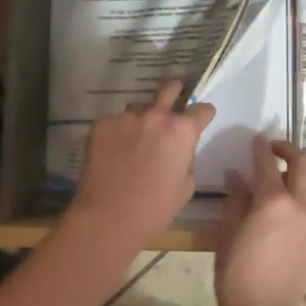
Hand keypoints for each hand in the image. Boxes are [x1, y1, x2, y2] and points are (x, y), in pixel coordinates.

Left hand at [67, 79, 215, 249]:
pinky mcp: (101, 124)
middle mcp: (156, 116)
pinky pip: (114, 122)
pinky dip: (117, 134)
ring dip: (141, 119)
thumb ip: (187, 157)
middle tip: (171, 100)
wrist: (108, 217)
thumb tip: (179, 147)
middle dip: (174, 90)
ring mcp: (126, 117)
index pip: (202, 109)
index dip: (203, 115)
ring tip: (133, 142)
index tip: (200, 120)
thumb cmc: (155, 208)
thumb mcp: (186, 186)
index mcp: (182, 131)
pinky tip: (112, 154)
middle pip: (169, 88)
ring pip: (138, 108)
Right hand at [215, 136, 305, 305]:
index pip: (268, 164)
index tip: (257, 139)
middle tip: (275, 151)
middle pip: (304, 163)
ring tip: (291, 178)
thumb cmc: (236, 274)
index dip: (261, 148)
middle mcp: (301, 206)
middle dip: (289, 150)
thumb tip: (237, 176)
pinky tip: (293, 216)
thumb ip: (235, 200)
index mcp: (273, 202)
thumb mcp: (227, 233)